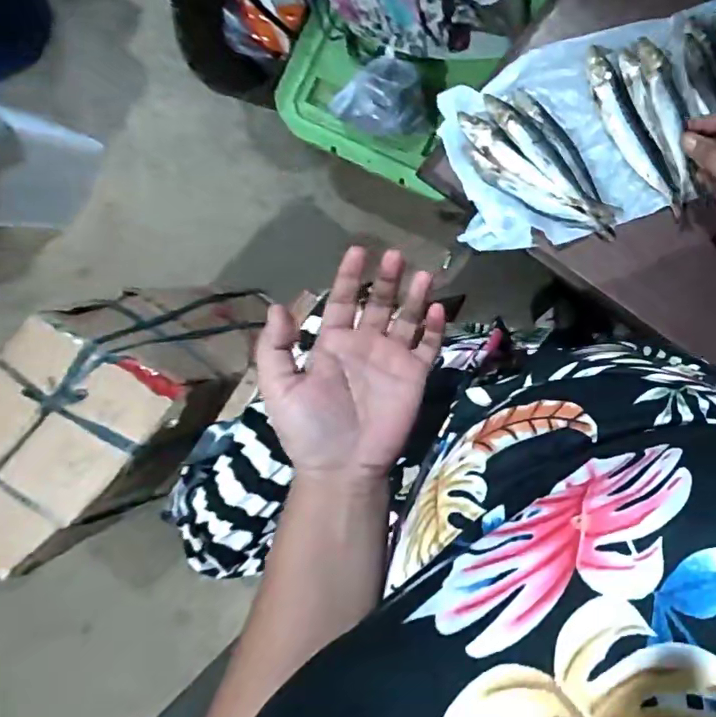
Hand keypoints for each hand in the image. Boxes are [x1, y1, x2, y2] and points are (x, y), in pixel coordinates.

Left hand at [253, 247, 445, 480]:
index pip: (345, 301)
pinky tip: (438, 308)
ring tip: (424, 274)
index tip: (358, 250)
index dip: (350, 276)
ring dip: (416, 296)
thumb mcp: (280, 388)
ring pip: (409, 318)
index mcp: (334, 344)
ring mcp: (393, 358)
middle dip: (388, 279)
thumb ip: (277, 348)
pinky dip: (435, 327)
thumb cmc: (308, 429)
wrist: (341, 466)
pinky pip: (429, 346)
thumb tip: (279, 306)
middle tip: (395, 254)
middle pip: (381, 303)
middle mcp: (366, 344)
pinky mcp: (415, 375)